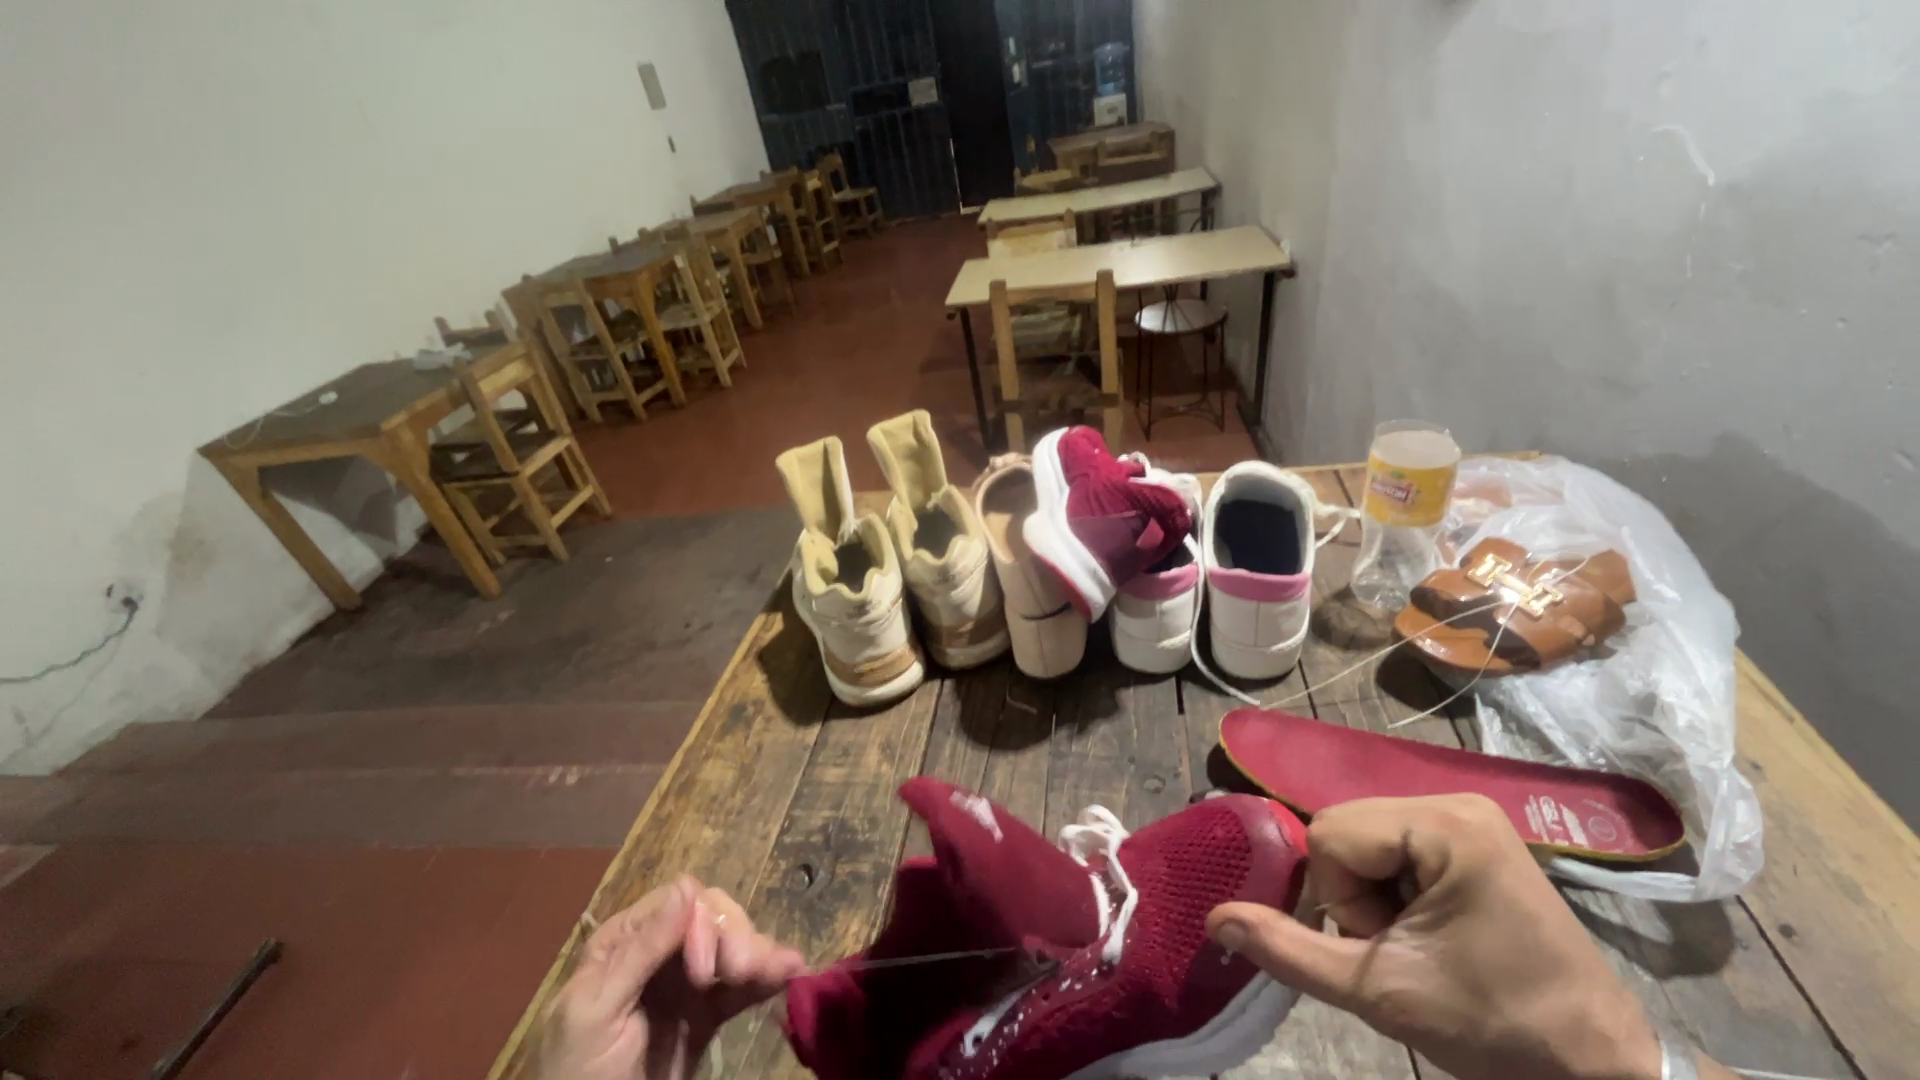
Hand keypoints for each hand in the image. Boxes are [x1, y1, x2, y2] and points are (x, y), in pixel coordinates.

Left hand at [536, 876, 805, 1079]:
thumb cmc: (578, 1071)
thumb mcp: (597, 1010)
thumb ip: (640, 950)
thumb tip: (688, 887)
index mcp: (626, 940)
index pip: (680, 901)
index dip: (702, 923)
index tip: (703, 971)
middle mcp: (662, 951)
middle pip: (715, 916)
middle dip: (735, 938)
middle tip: (742, 973)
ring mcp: (687, 983)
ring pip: (735, 946)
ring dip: (761, 953)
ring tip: (782, 970)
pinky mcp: (708, 1015)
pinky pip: (743, 986)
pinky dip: (769, 976)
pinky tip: (792, 972)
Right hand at [1207, 795, 1666, 1079]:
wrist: (1595, 1065)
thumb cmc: (1495, 1028)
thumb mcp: (1379, 992)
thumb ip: (1288, 949)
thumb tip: (1214, 918)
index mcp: (1444, 824)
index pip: (1331, 834)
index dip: (1339, 898)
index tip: (1387, 948)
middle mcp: (1454, 800)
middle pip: (1343, 829)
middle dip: (1352, 894)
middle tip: (1399, 947)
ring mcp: (1465, 814)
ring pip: (1359, 836)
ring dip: (1367, 893)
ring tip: (1415, 940)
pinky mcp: (1470, 835)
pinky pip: (1389, 842)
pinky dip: (1388, 886)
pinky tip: (1425, 925)